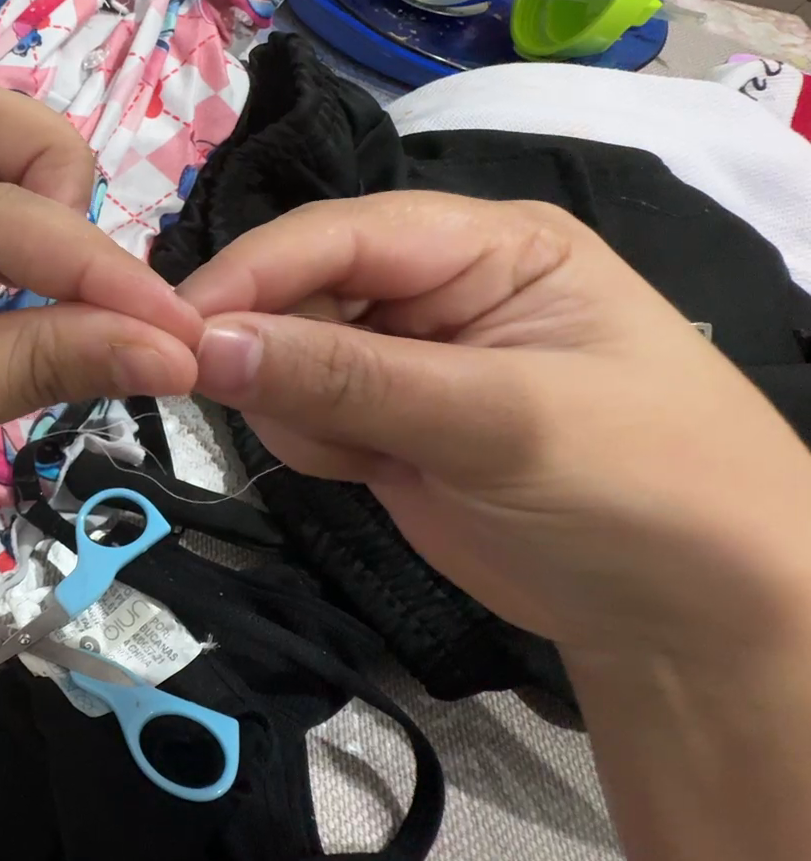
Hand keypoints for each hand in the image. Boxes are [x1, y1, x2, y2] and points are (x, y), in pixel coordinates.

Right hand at [177, 191, 810, 656]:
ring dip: (295, 410)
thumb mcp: (500, 426)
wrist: (687, 626)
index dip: (249, 274)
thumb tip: (202, 346)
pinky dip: (306, 441)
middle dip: (273, 355)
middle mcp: (424, 285)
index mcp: (480, 245)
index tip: (173, 333)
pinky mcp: (364, 409)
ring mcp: (391, 351)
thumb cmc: (643, 497)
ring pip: (273, 354)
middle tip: (288, 417)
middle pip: (291, 291)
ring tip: (369, 456)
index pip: (333, 234)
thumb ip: (344, 380)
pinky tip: (371, 468)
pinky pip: (284, 406)